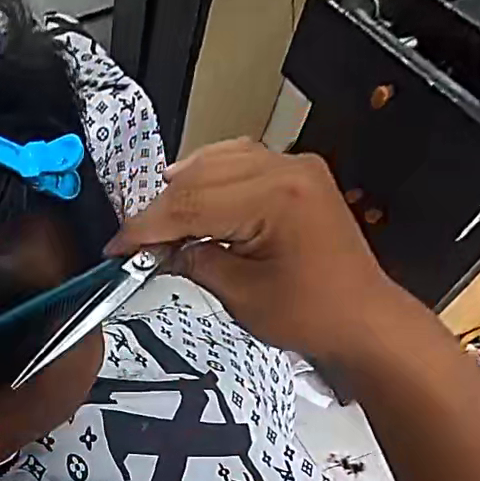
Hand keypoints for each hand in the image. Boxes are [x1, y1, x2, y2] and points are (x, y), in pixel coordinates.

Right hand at [108, 138, 423, 362]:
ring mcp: (296, 167)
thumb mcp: (243, 295)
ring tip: (156, 221)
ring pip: (219, 160)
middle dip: (161, 209)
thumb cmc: (312, 316)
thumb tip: (162, 250)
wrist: (362, 319)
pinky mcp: (298, 177)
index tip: (117, 247)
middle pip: (202, 177)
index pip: (192, 202)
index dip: (147, 226)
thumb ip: (196, 262)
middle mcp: (287, 169)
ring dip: (183, 189)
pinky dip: (211, 179)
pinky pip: (242, 163)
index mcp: (276, 197)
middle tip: (133, 241)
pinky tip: (193, 196)